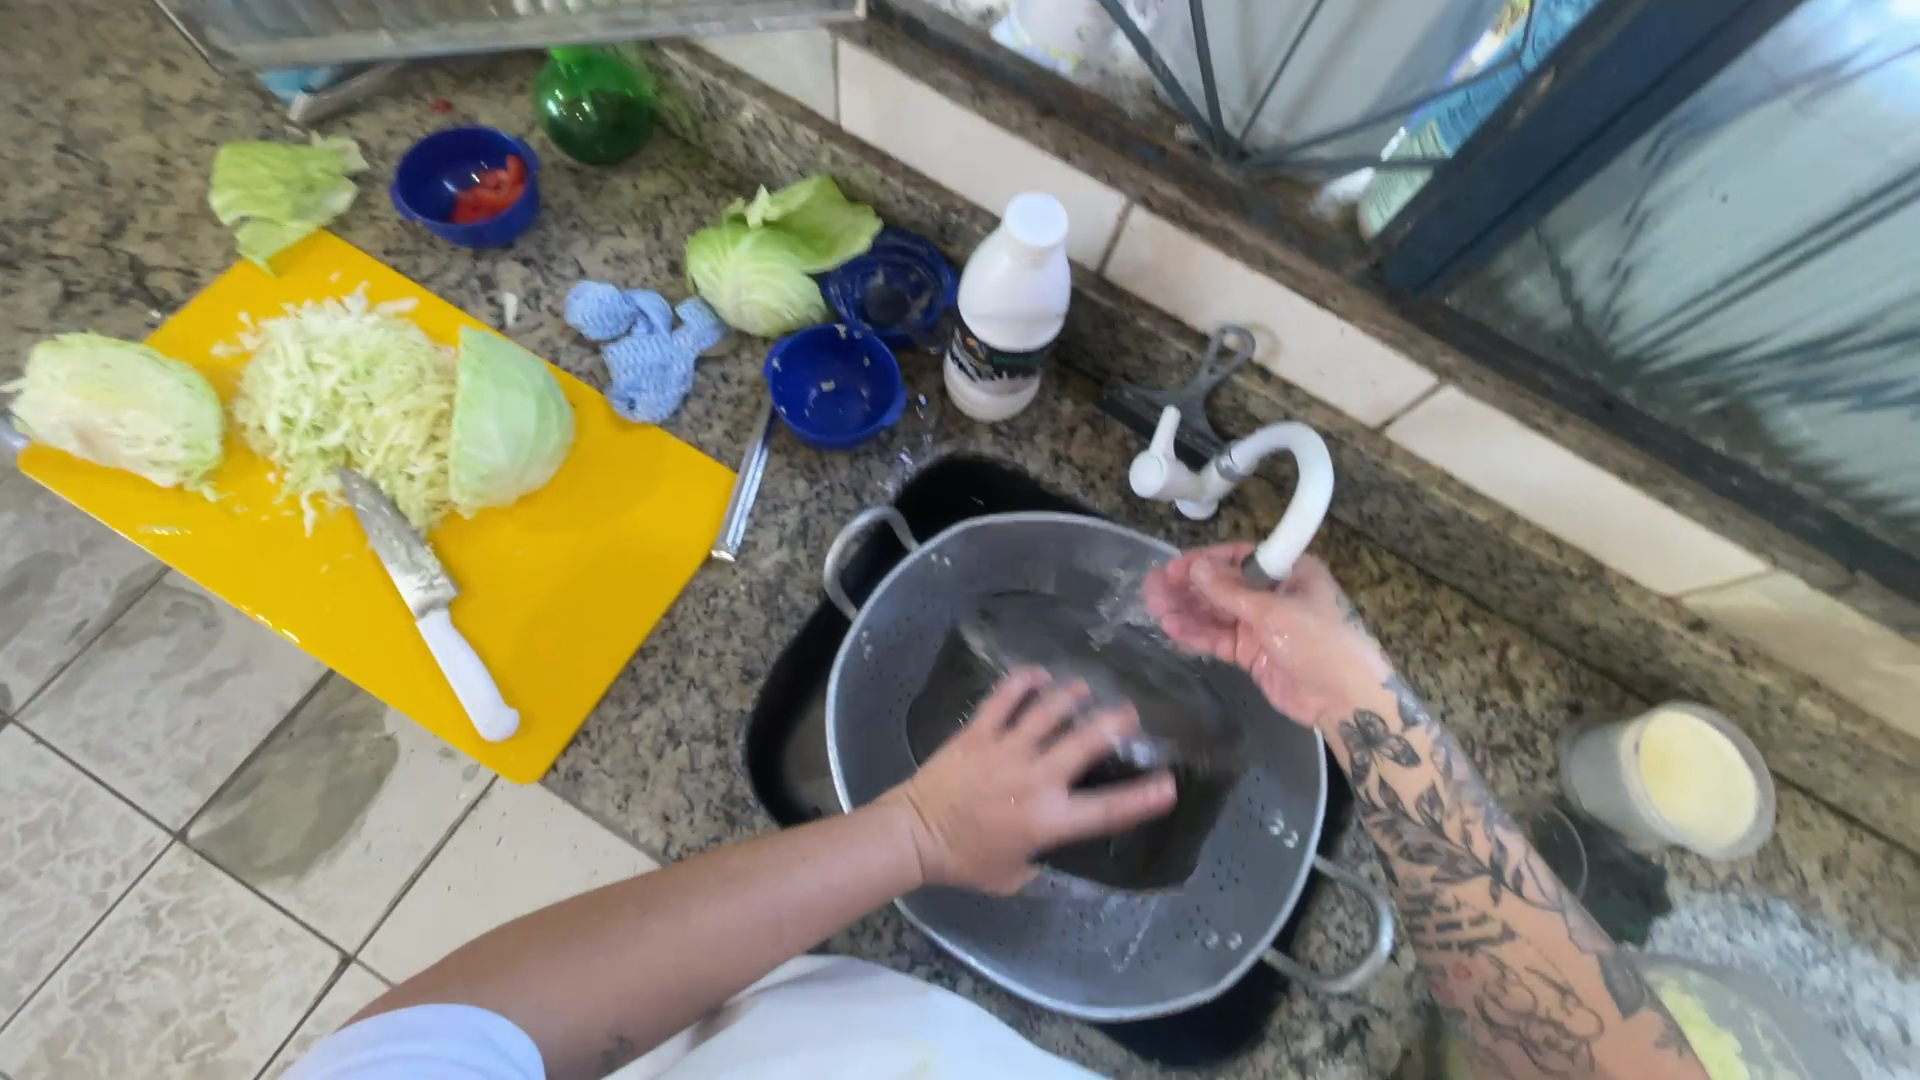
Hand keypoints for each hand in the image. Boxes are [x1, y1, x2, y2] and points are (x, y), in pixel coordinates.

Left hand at [880, 668, 1177, 894]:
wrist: (915, 835)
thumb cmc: (966, 861)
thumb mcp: (1015, 875)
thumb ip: (1043, 856)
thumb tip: (1057, 837)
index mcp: (1047, 821)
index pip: (1106, 810)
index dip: (1143, 799)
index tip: (1169, 784)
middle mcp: (1033, 780)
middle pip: (1083, 744)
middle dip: (1113, 724)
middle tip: (1129, 711)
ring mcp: (1005, 750)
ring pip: (1047, 713)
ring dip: (1071, 697)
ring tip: (1083, 688)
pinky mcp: (978, 732)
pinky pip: (1004, 699)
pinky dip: (1023, 682)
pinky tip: (1038, 674)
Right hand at [1143, 545, 1392, 727]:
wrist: (1346, 701)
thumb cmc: (1320, 643)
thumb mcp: (1274, 612)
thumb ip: (1230, 592)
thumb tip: (1195, 568)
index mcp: (1289, 574)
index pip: (1239, 558)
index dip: (1205, 561)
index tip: (1174, 568)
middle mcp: (1273, 595)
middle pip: (1222, 586)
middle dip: (1188, 588)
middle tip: (1153, 588)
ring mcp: (1261, 625)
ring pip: (1215, 613)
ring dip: (1186, 610)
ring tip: (1154, 608)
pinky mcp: (1251, 652)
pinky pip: (1218, 638)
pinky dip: (1196, 634)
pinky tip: (1171, 628)